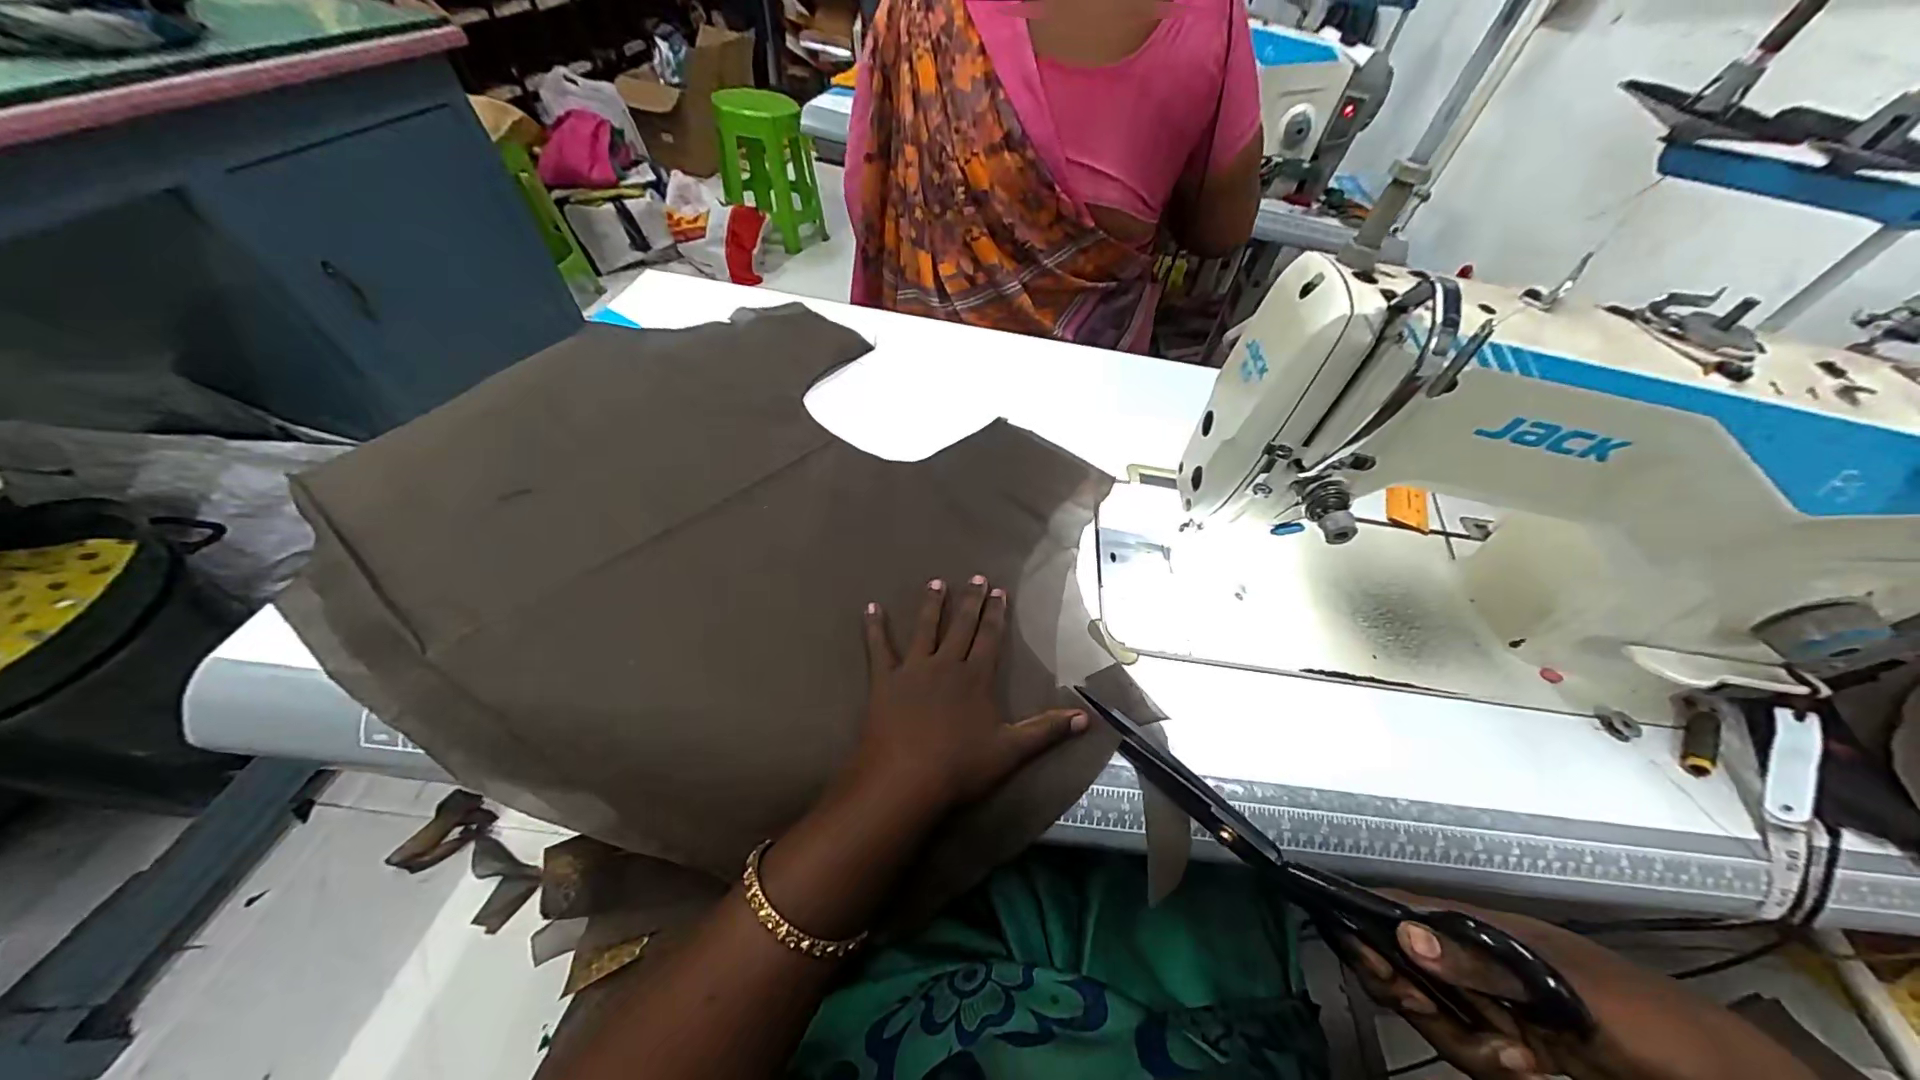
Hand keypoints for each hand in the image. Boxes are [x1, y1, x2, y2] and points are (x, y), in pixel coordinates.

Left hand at [847, 576, 1087, 816]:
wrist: (905, 779)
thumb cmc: (961, 766)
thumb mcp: (1012, 750)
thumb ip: (1047, 730)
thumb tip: (1087, 717)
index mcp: (975, 677)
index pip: (990, 638)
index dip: (996, 614)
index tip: (999, 591)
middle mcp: (945, 664)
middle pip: (961, 626)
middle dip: (970, 601)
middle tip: (975, 578)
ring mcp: (913, 670)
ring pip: (924, 628)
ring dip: (931, 605)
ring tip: (936, 582)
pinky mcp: (884, 681)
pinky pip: (878, 648)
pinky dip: (874, 627)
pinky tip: (871, 607)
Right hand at [1350, 893, 1815, 1079]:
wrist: (1716, 1079)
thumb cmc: (1638, 1014)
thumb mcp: (1559, 986)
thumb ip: (1480, 963)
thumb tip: (1404, 933)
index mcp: (1482, 928)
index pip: (1404, 911)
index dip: (1368, 922)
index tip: (1353, 948)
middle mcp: (1474, 958)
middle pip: (1406, 966)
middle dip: (1414, 997)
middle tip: (1435, 1016)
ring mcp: (1489, 1001)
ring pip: (1432, 1013)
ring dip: (1463, 1043)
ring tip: (1516, 1063)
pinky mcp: (1506, 1040)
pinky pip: (1465, 1047)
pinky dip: (1485, 1064)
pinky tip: (1524, 1070)